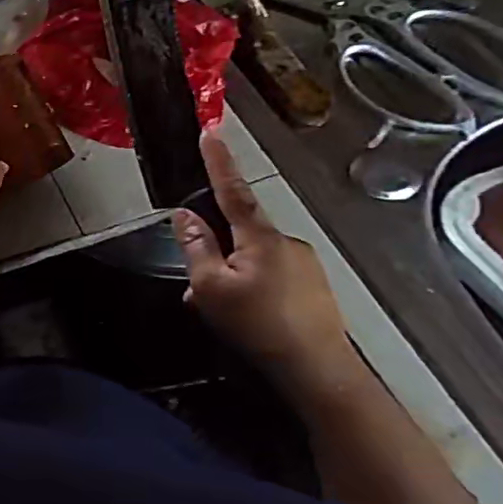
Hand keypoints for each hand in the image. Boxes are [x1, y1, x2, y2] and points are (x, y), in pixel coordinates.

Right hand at [174, 134, 354, 391]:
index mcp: (261, 238)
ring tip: (216, 308)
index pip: (233, 191)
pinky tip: (239, 315)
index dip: (219, 163)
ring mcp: (305, 265)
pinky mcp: (313, 286)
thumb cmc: (256, 324)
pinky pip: (268, 274)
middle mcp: (287, 243)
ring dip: (228, 275)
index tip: (211, 133)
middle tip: (197, 288)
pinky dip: (246, 288)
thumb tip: (186, 215)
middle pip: (237, 233)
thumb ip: (195, 246)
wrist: (317, 370)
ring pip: (250, 258)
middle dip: (212, 253)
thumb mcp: (209, 286)